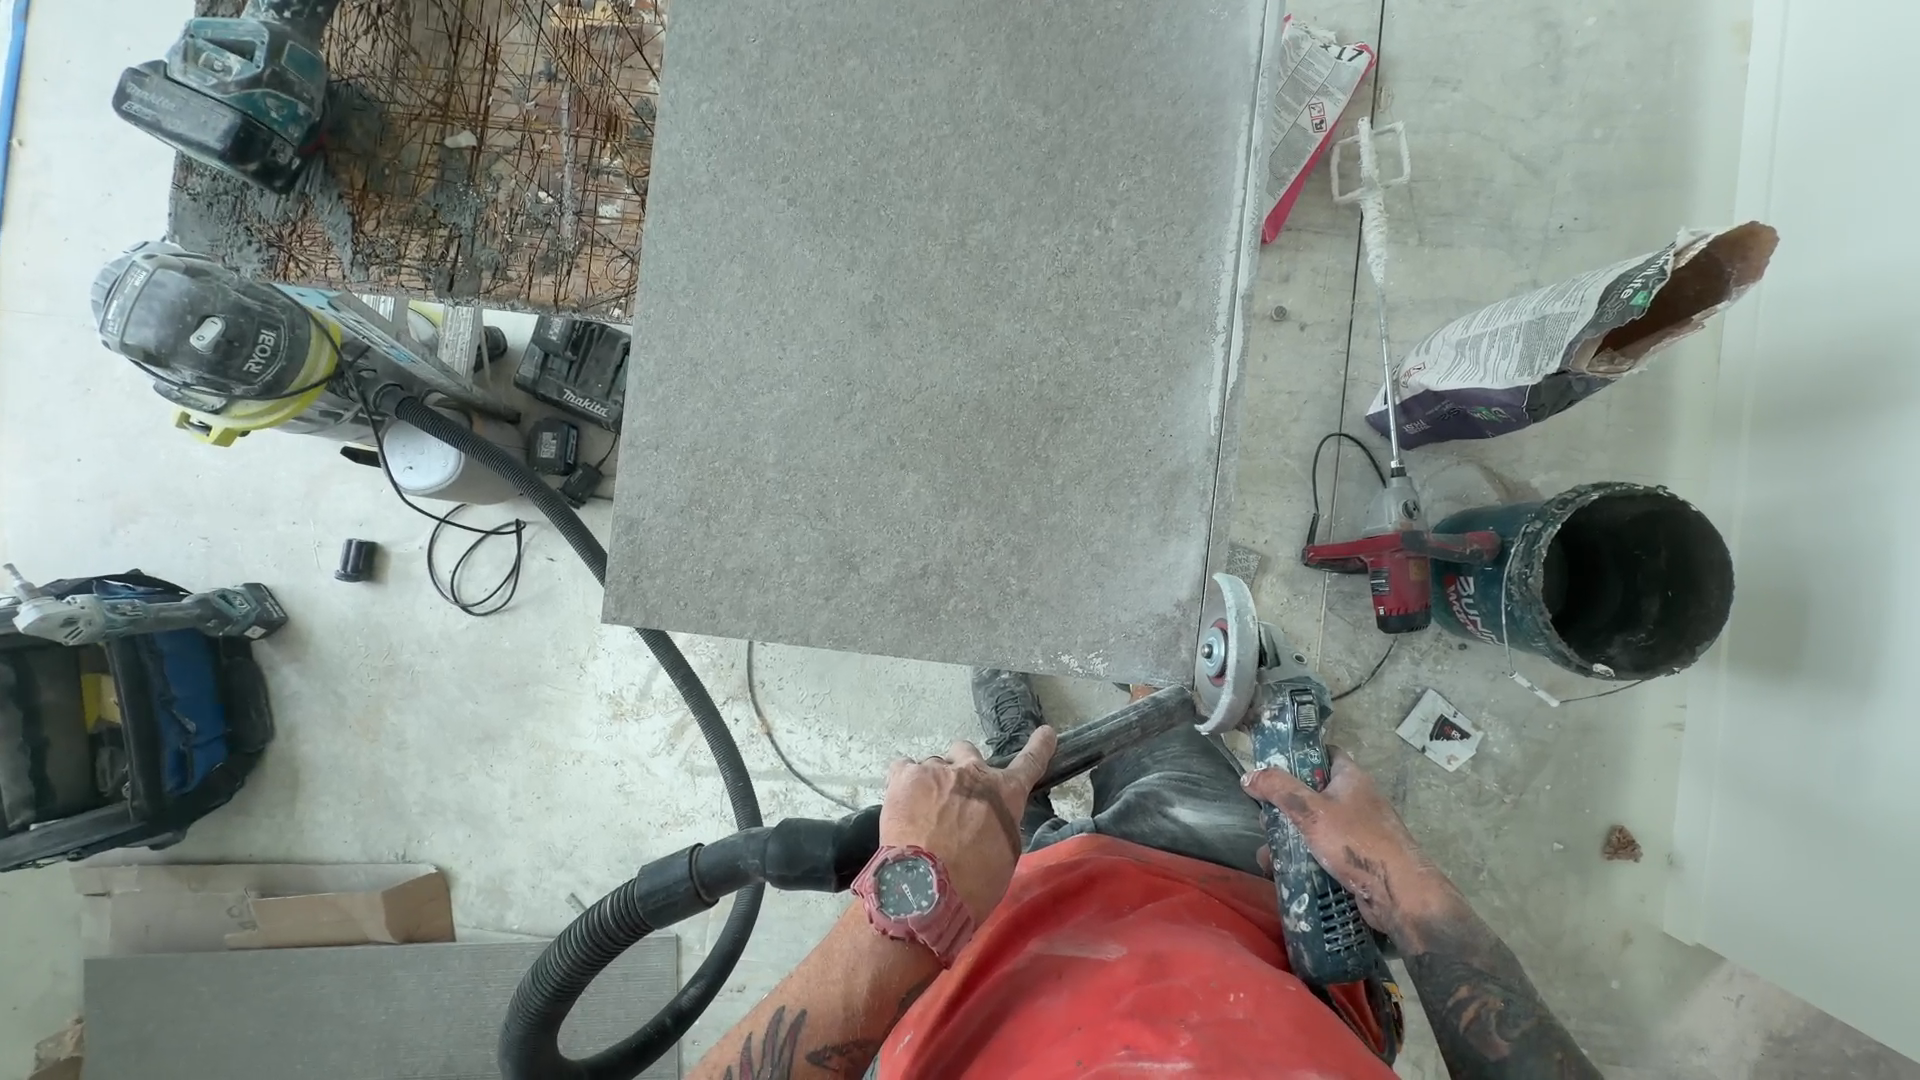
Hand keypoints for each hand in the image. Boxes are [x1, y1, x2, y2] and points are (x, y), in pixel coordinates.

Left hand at [880, 727, 1056, 923]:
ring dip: (932, 782)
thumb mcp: (1004, 855)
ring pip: (934, 763)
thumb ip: (1000, 824)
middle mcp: (972, 772)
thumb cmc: (973, 883)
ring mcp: (937, 769)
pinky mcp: (905, 775)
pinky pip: (904, 766)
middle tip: (953, 797)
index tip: (1046, 733)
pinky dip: (904, 782)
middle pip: (967, 752)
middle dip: (962, 770)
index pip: (1029, 763)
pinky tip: (902, 804)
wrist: (925, 890)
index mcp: (1004, 793)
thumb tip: (989, 819)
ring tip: (921, 813)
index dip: (1040, 747)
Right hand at [1242, 745, 1458, 938]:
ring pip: (1314, 825)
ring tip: (1267, 854)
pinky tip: (1282, 872)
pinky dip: (1302, 858)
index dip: (1298, 755)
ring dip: (1289, 838)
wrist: (1400, 898)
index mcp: (1351, 778)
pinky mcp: (1357, 859)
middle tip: (1267, 819)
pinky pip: (1322, 851)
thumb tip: (1248, 776)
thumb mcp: (1310, 811)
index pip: (1324, 753)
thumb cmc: (1357, 843)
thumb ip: (1278, 789)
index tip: (1272, 767)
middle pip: (1312, 792)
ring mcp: (1359, 831)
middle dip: (1284, 807)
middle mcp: (1357, 800)